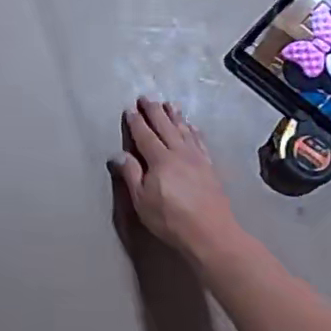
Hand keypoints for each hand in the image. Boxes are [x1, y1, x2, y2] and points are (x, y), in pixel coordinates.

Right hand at [111, 97, 240, 257]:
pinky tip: (192, 127)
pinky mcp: (209, 167)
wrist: (211, 232)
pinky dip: (194, 131)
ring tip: (169, 104)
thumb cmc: (170, 219)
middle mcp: (179, 153)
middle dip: (155, 111)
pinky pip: (200, 142)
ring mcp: (197, 158)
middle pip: (165, 127)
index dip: (136, 122)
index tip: (130, 109)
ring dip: (175, 116)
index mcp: (160, 160)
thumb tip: (119, 155)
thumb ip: (131, 175)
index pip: (145, 136)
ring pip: (184, 131)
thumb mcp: (141, 200)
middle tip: (147, 97)